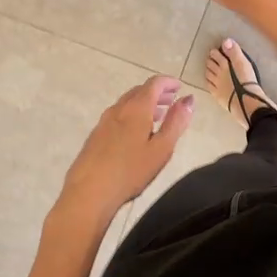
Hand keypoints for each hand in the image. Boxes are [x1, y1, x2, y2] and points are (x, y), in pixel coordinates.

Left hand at [57, 75, 194, 222]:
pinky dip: (131, 115)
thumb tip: (189, 99)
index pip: (154, 83)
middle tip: (171, 101)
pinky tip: (135, 134)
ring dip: (144, 104)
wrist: (88, 193)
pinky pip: (118, 116)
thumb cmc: (130, 171)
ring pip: (127, 103)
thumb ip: (176, 122)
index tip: (180, 87)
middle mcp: (118, 109)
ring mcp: (103, 121)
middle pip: (139, 91)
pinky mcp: (95, 135)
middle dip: (157, 93)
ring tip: (157, 117)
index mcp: (136, 108)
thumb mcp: (161, 149)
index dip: (168, 82)